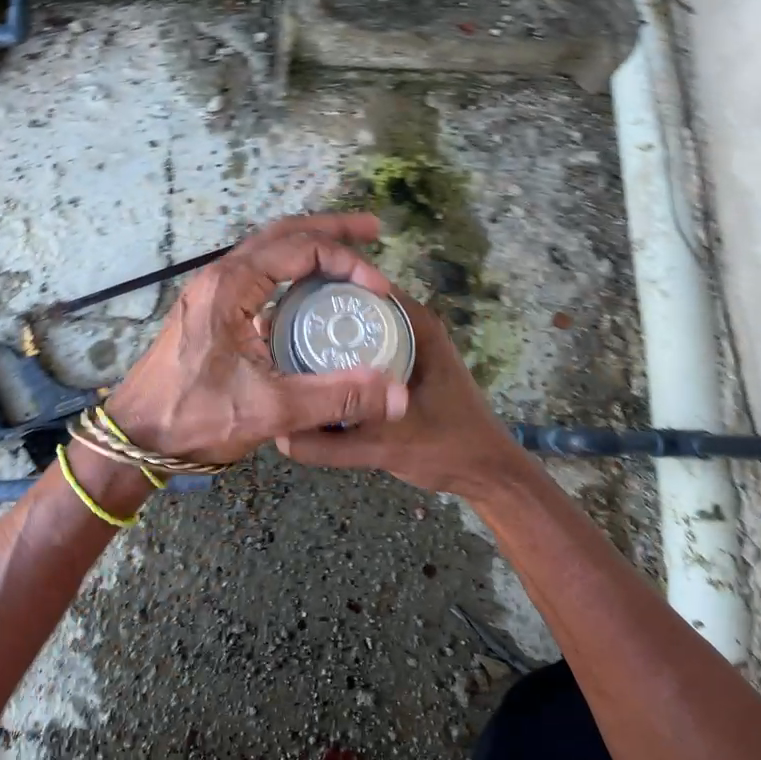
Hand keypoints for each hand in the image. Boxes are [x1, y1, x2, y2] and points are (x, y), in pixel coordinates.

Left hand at [103, 213, 411, 465]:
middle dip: (330, 229)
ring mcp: (211, 291)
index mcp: (231, 287)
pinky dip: (290, 268)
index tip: (378, 288)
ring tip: (348, 251)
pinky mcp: (209, 310)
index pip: (299, 248)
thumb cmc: (195, 417)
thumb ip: (336, 398)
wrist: (137, 436)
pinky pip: (257, 271)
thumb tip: (397, 395)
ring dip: (308, 245)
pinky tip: (310, 289)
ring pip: (267, 249)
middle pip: (282, 234)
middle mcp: (219, 277)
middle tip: (372, 230)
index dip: (345, 260)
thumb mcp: (271, 410)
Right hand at [276, 291, 526, 496]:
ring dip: (326, 339)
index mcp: (415, 325)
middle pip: (353, 307)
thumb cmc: (446, 449)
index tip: (281, 308)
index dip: (318, 293)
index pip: (358, 287)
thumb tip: (277, 434)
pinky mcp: (405, 365)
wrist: (488, 474)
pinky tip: (312, 376)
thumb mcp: (382, 447)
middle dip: (314, 318)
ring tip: (282, 350)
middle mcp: (412, 325)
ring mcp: (410, 345)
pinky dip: (341, 360)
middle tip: (271, 332)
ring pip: (358, 330)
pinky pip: (365, 352)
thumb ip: (330, 446)